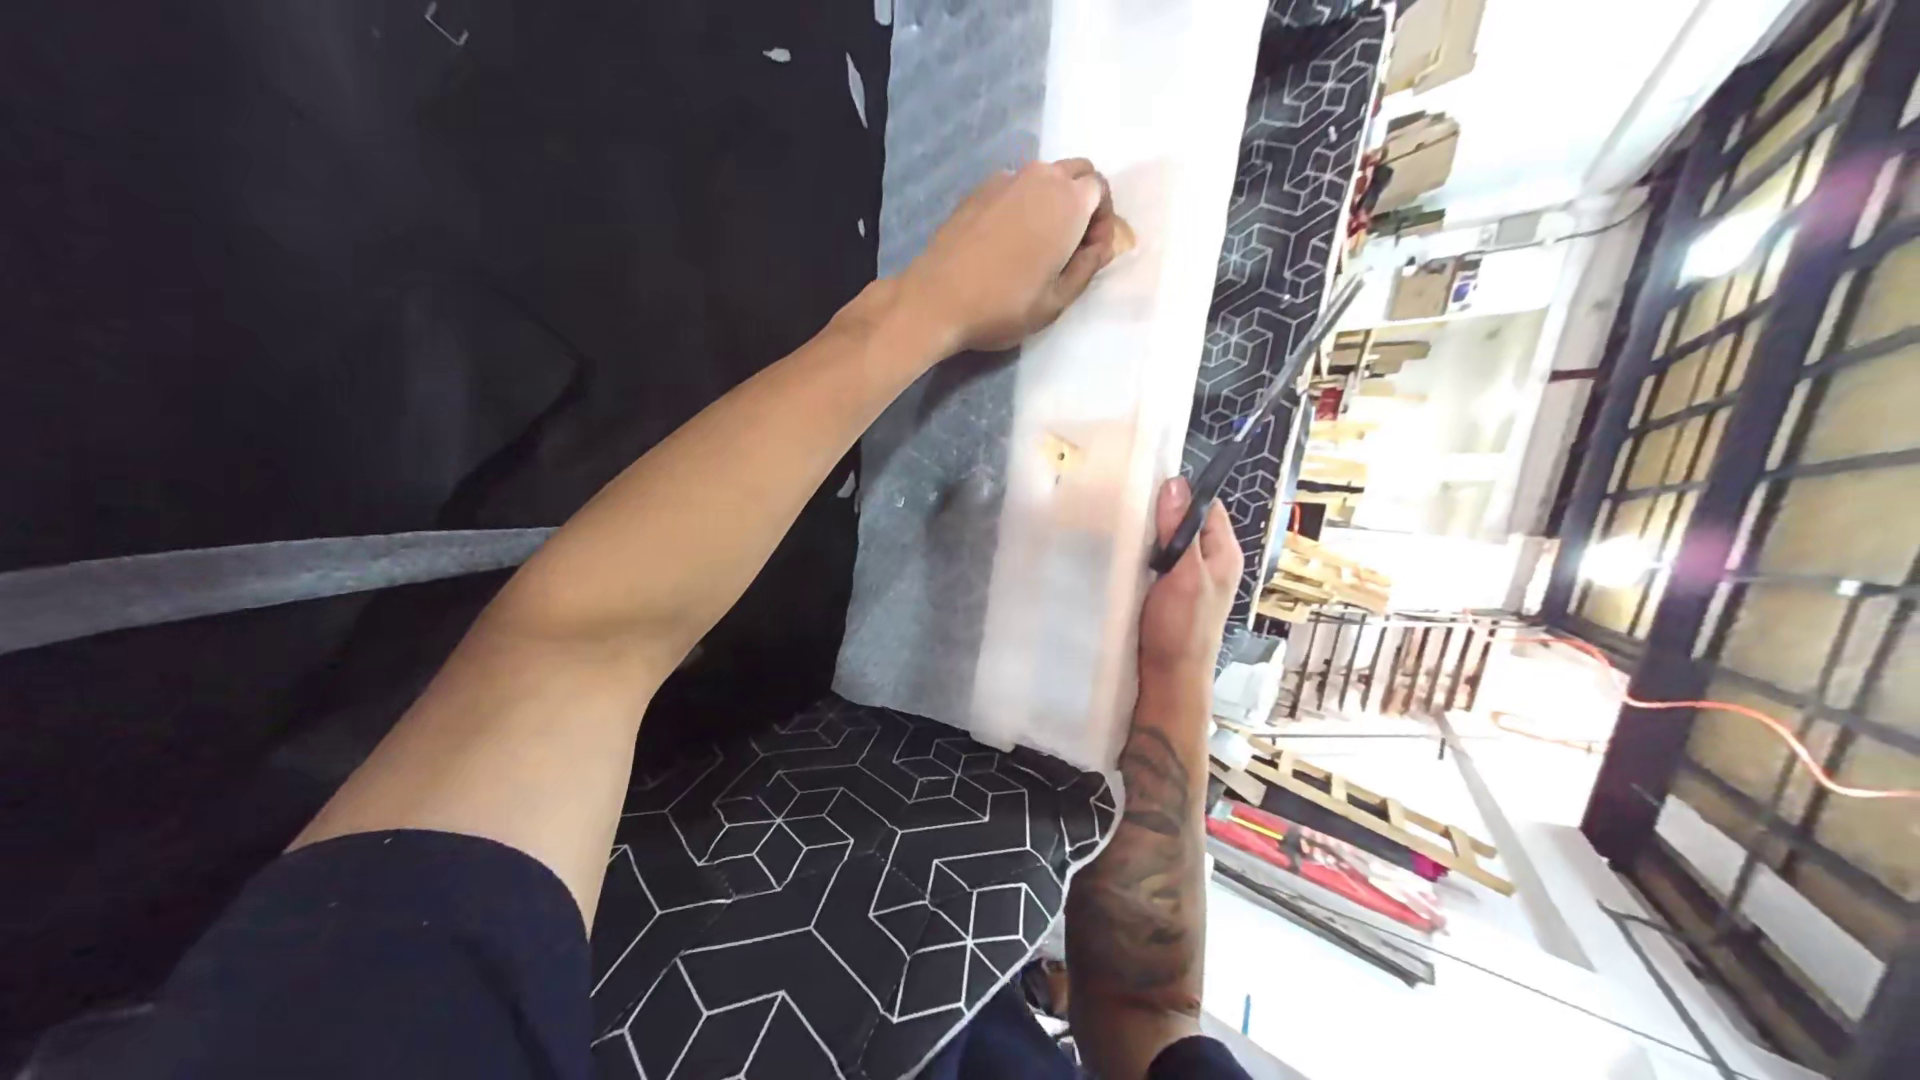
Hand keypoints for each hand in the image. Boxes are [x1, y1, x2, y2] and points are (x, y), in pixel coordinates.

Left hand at [897, 158, 1122, 353]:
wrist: (937, 300)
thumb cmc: (1003, 306)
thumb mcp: (1057, 301)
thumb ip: (1088, 267)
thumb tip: (1102, 245)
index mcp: (1068, 202)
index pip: (1101, 189)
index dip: (1103, 220)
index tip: (1090, 251)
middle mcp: (1040, 178)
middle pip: (1075, 173)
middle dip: (1082, 202)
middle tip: (1070, 245)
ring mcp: (1005, 179)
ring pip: (1043, 177)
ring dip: (1052, 201)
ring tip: (1038, 244)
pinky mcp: (978, 190)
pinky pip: (1014, 186)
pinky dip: (1023, 203)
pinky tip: (1007, 240)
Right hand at [1138, 476, 1240, 684]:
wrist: (1168, 676)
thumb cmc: (1182, 627)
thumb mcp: (1185, 574)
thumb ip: (1181, 530)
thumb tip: (1175, 483)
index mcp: (1224, 554)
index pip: (1208, 507)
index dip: (1183, 494)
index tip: (1149, 484)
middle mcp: (1209, 562)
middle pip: (1187, 522)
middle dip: (1161, 513)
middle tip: (1128, 504)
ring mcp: (1188, 577)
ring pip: (1169, 541)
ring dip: (1149, 535)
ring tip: (1123, 524)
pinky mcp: (1168, 591)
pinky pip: (1157, 561)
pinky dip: (1143, 554)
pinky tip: (1125, 552)